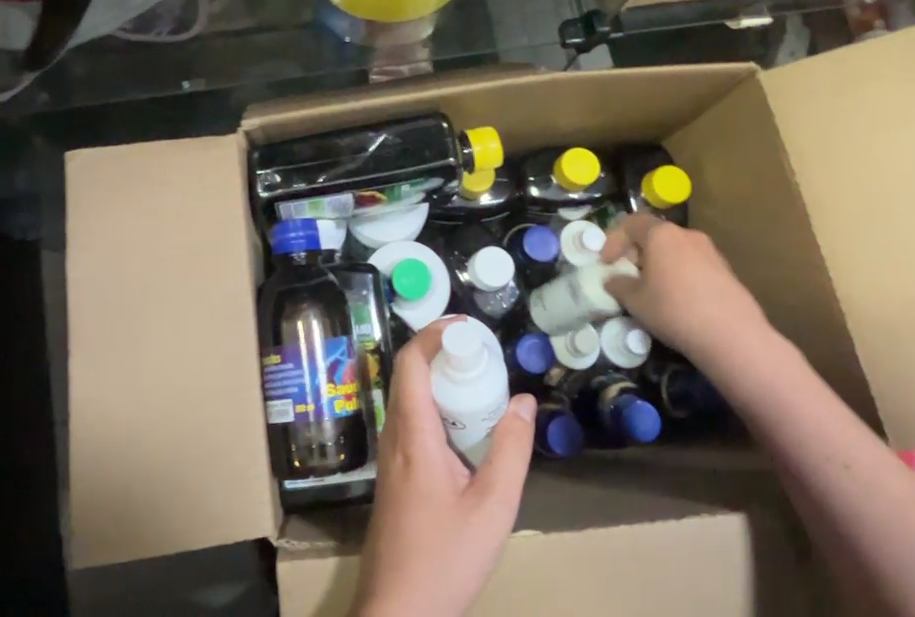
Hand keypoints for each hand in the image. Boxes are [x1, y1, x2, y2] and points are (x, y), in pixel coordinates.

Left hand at [353, 318, 536, 616]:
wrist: (397, 612)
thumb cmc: (444, 558)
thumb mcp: (492, 507)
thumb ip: (511, 450)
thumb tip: (524, 400)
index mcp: (412, 434)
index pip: (411, 362)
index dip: (434, 334)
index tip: (469, 327)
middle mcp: (393, 437)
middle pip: (409, 375)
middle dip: (444, 355)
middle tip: (486, 355)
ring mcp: (390, 458)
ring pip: (410, 400)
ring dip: (442, 383)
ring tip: (483, 387)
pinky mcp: (394, 477)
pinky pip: (412, 423)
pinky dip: (438, 410)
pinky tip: (467, 432)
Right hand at [600, 214, 769, 367]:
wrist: (732, 335)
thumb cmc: (674, 310)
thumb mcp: (635, 301)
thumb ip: (618, 285)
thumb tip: (613, 280)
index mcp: (661, 235)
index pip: (631, 223)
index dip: (614, 240)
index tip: (606, 263)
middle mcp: (687, 235)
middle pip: (655, 235)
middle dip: (636, 253)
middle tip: (627, 275)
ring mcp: (711, 252)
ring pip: (675, 250)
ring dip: (659, 264)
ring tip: (652, 290)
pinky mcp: (726, 271)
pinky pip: (693, 265)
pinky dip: (679, 275)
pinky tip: (678, 301)